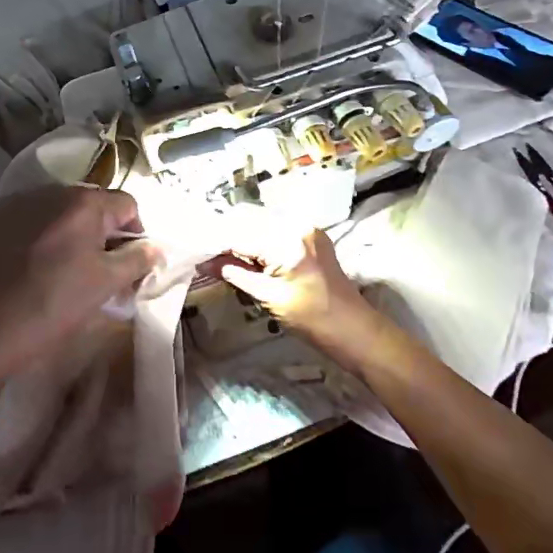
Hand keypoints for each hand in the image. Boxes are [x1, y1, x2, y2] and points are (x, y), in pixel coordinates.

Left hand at [0, 186, 160, 378]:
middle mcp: (53, 190)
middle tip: (98, 270)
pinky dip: (40, 234)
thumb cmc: (52, 305)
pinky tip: (32, 265)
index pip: (127, 205)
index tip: (128, 265)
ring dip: (70, 231)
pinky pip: (31, 218)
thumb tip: (156, 247)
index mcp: (84, 202)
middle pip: (92, 205)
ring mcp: (19, 201)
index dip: (135, 233)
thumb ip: (137, 260)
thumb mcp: (104, 285)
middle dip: (101, 232)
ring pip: (60, 211)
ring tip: (62, 269)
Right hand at [219, 227, 383, 366]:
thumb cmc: (313, 320)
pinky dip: (260, 240)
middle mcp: (296, 225)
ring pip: (261, 224)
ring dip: (242, 238)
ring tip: (225, 258)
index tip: (197, 253)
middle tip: (208, 257)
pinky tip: (248, 256)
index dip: (216, 245)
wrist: (356, 330)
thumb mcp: (269, 298)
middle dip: (227, 239)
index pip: (240, 235)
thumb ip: (237, 275)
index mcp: (286, 240)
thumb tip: (206, 263)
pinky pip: (276, 229)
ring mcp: (306, 228)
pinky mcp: (311, 235)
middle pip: (249, 222)